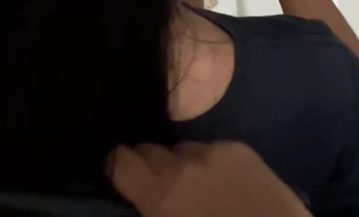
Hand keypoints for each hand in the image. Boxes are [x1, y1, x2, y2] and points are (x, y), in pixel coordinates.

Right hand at [109, 141, 308, 216]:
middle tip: (167, 192)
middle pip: (148, 149)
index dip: (120, 168)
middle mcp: (180, 165)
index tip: (128, 181)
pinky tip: (231, 187)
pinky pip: (212, 149)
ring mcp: (211, 152)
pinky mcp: (238, 148)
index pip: (119, 160)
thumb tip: (143, 203)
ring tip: (204, 191)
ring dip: (185, 166)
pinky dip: (214, 165)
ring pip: (182, 149)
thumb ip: (153, 214)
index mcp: (160, 197)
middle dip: (152, 167)